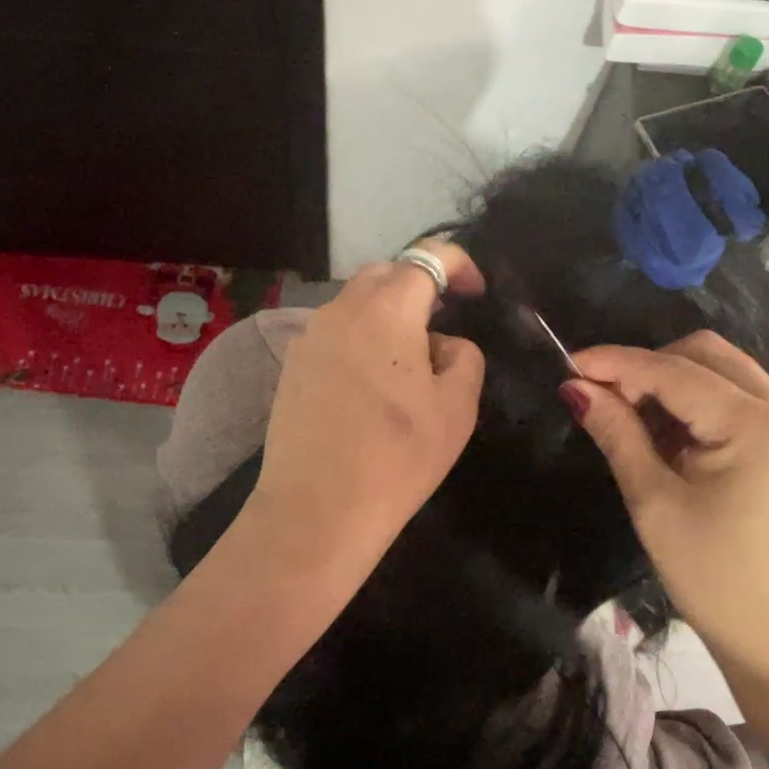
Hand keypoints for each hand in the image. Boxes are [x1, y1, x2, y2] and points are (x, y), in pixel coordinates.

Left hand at [252, 240, 486, 552]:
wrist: (316, 511)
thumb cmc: (398, 456)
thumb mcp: (457, 408)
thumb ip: (464, 358)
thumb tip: (443, 345)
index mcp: (387, 309)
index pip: (427, 257)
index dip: (459, 265)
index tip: (477, 291)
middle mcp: (341, 309)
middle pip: (386, 274)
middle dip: (420, 284)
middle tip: (445, 319)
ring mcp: (309, 336)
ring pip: (356, 302)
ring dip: (387, 313)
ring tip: (410, 357)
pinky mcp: (291, 366)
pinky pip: (334, 333)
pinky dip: (360, 338)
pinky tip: (372, 382)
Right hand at [561, 332, 768, 699]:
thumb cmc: (715, 582)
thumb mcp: (655, 505)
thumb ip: (617, 434)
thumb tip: (576, 388)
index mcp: (759, 428)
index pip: (675, 372)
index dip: (617, 362)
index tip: (570, 364)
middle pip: (707, 355)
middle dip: (649, 366)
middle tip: (606, 398)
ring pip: (727, 371)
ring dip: (676, 382)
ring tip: (637, 422)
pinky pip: (745, 398)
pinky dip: (704, 402)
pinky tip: (676, 438)